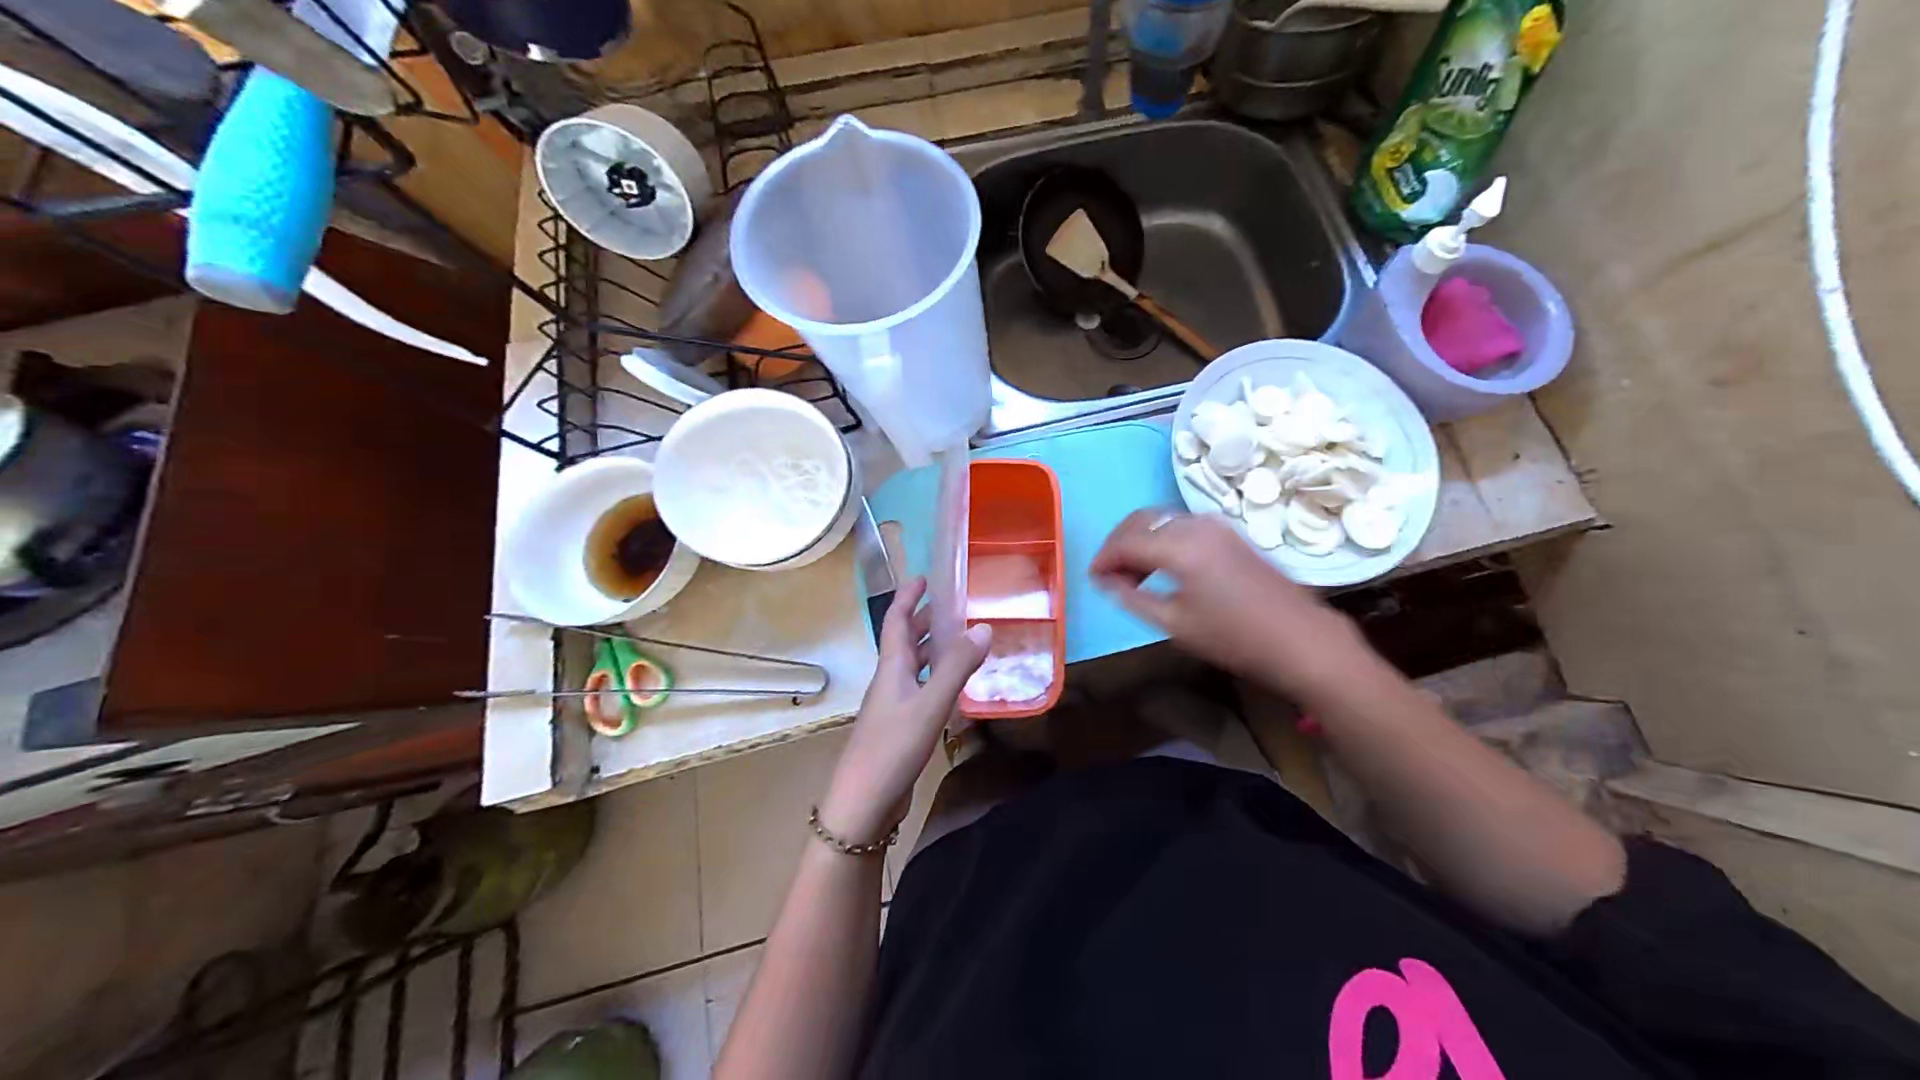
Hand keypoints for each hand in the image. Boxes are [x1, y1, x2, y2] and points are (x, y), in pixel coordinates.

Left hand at [818, 577, 991, 845]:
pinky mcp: (902, 727)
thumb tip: (983, 627)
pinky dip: (939, 678)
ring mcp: (894, 704)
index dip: (908, 597)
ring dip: (934, 649)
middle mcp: (891, 679)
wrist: (865, 801)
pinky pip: (922, 690)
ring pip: (915, 666)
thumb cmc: (893, 746)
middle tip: (953, 605)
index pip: (896, 620)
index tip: (925, 577)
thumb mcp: (930, 703)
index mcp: (892, 666)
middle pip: (906, 641)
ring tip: (962, 638)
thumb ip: (956, 667)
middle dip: (925, 619)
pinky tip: (958, 686)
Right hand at [1090, 510, 1372, 697]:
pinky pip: (1180, 525)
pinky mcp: (1229, 533)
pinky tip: (1160, 567)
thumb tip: (1106, 582)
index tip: (1093, 579)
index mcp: (1178, 545)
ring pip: (1160, 520)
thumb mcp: (1174, 624)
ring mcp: (1215, 525)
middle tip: (1109, 576)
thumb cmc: (1234, 638)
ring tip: (1132, 575)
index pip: (1124, 540)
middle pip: (1140, 521)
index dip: (1103, 559)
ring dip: (1139, 540)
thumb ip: (1132, 598)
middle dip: (1118, 544)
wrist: (1301, 639)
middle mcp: (1195, 524)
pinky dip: (1161, 539)